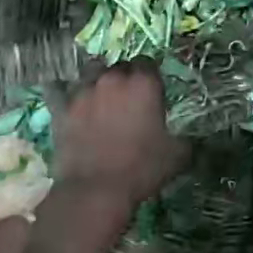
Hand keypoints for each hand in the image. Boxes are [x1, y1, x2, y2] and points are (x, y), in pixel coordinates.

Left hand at [44, 59, 186, 237]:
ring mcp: (84, 91)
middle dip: (125, 78)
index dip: (151, 76)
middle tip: (129, 99)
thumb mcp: (177, 155)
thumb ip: (186, 139)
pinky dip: (69, 96)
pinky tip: (74, 106)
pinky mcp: (61, 107)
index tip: (152, 91)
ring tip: (102, 100)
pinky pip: (63, 92)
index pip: (148, 62)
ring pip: (92, 74)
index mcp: (143, 83)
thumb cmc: (141, 168)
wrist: (94, 190)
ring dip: (98, 82)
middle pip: (120, 66)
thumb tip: (190, 139)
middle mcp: (113, 79)